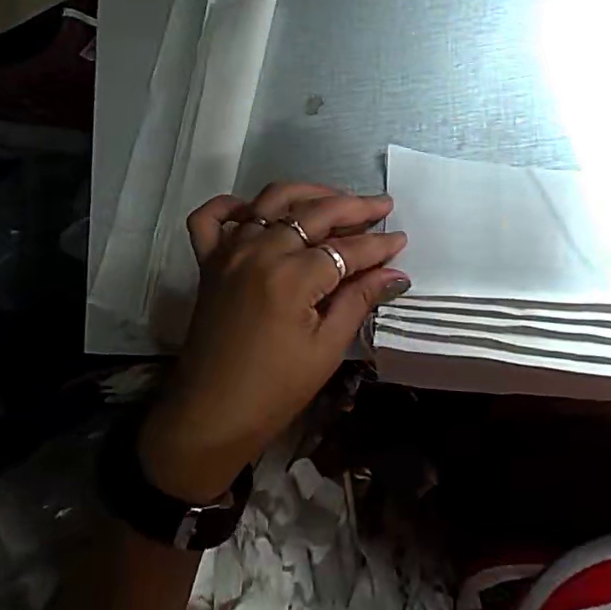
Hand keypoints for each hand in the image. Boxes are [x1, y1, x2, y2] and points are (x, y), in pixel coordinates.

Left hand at [139, 183, 408, 502]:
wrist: (210, 415)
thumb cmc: (276, 389)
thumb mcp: (327, 348)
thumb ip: (359, 300)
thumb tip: (395, 273)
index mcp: (292, 277)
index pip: (348, 249)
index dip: (380, 245)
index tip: (402, 240)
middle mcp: (260, 251)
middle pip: (315, 213)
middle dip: (355, 207)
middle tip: (383, 206)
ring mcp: (229, 252)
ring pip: (271, 201)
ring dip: (307, 194)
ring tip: (336, 199)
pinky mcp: (208, 262)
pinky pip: (211, 218)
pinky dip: (233, 206)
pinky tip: (255, 210)